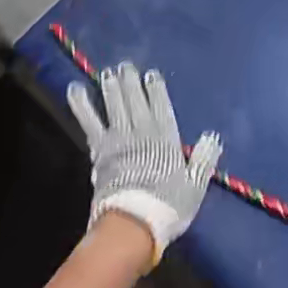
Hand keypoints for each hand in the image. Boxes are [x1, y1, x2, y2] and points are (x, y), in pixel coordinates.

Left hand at [66, 64, 221, 264]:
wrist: (134, 221)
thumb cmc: (168, 206)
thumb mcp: (194, 186)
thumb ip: (204, 159)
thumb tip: (213, 137)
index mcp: (166, 139)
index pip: (161, 106)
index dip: (156, 89)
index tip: (151, 75)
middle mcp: (141, 131)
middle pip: (134, 99)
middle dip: (130, 80)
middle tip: (125, 66)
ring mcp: (118, 136)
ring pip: (114, 103)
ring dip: (110, 86)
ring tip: (108, 72)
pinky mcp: (99, 147)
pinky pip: (88, 120)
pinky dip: (81, 103)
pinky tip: (75, 88)